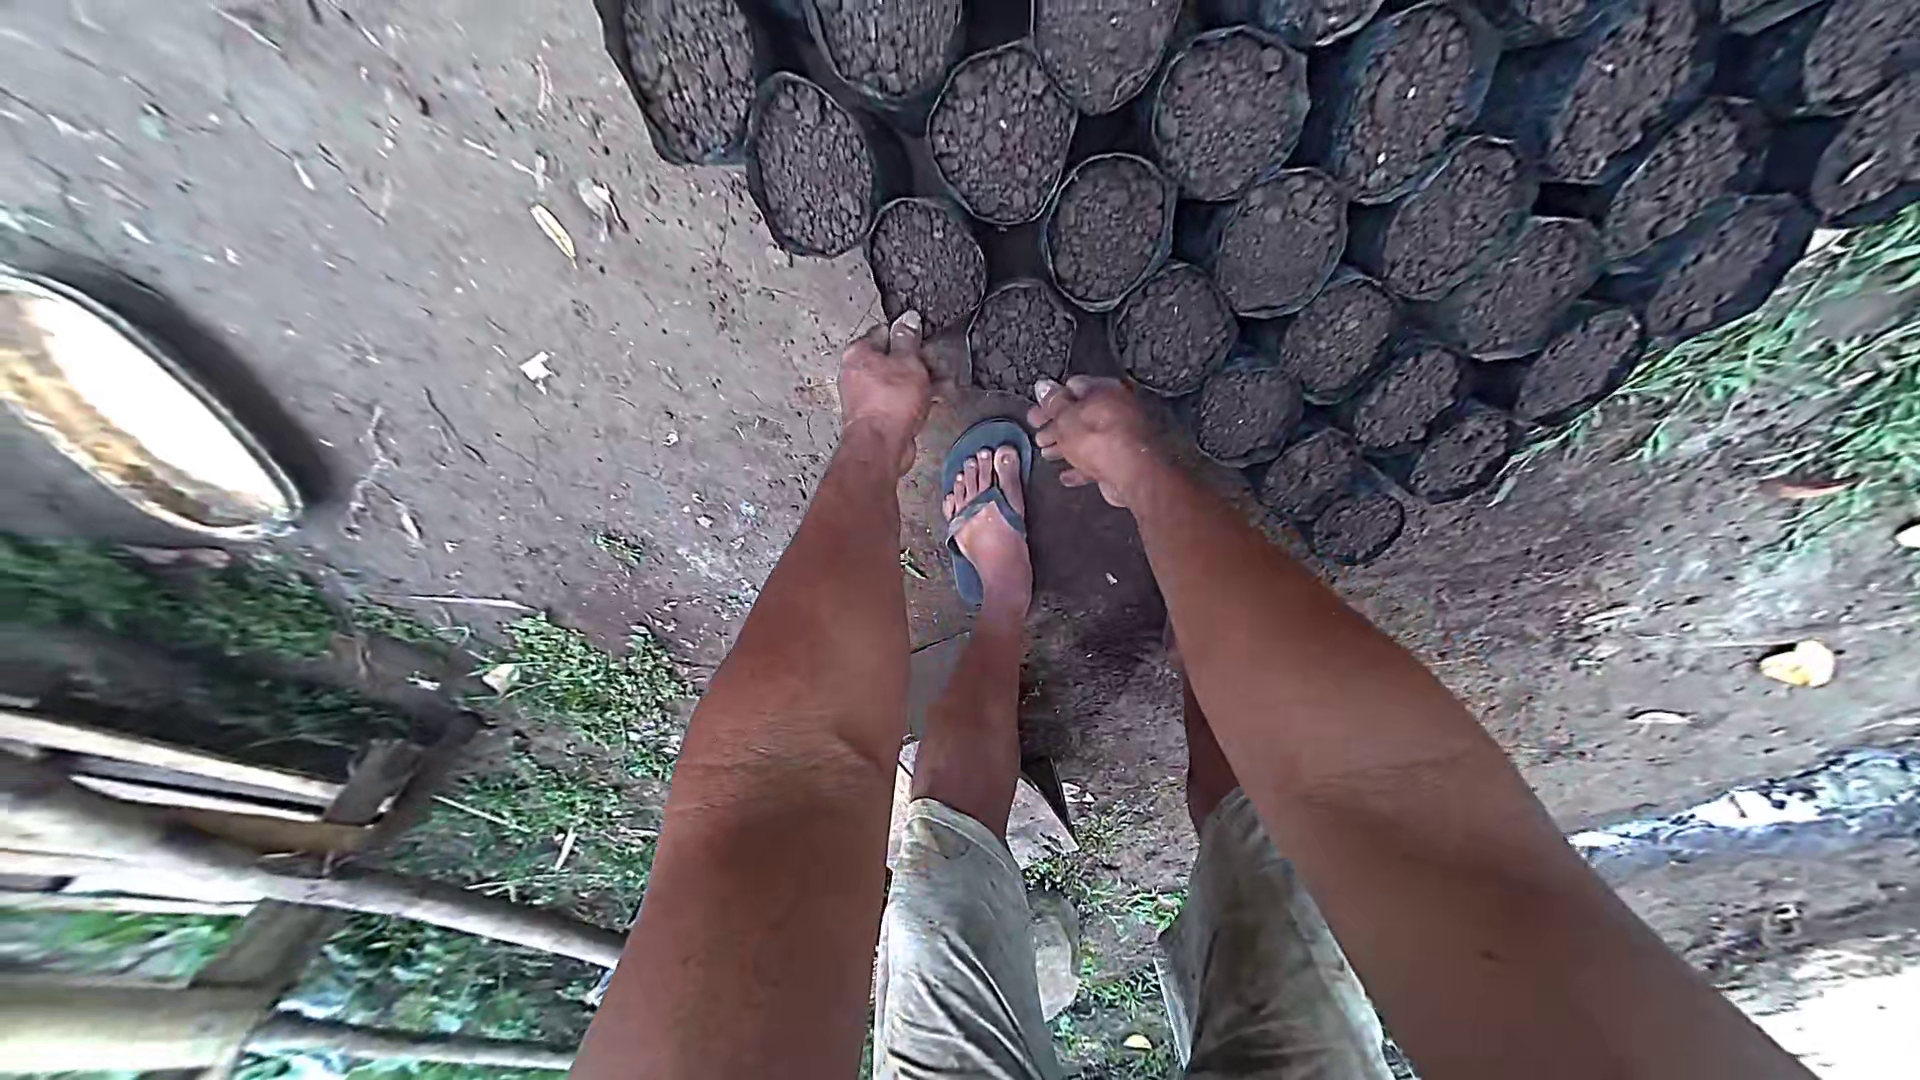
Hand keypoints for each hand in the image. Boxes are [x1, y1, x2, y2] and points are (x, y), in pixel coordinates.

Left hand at [839, 311, 932, 474]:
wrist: (881, 446)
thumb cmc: (888, 404)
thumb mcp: (908, 362)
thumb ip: (909, 339)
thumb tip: (909, 320)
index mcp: (859, 353)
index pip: (884, 332)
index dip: (907, 336)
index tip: (924, 341)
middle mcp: (858, 375)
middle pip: (893, 360)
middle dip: (919, 364)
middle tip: (937, 366)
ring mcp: (867, 398)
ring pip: (899, 383)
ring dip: (922, 384)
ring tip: (944, 385)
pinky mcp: (878, 418)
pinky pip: (900, 403)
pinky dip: (916, 402)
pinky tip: (934, 402)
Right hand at [1026, 376, 1170, 507]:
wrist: (1133, 474)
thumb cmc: (1099, 439)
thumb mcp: (1066, 417)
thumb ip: (1053, 403)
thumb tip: (1042, 385)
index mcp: (1104, 391)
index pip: (1073, 387)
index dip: (1051, 400)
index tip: (1036, 412)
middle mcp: (1116, 410)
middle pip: (1079, 415)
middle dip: (1056, 426)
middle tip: (1039, 435)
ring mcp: (1121, 437)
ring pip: (1087, 439)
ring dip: (1065, 446)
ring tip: (1047, 454)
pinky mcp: (1121, 461)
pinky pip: (1096, 462)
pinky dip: (1080, 467)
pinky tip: (1066, 475)